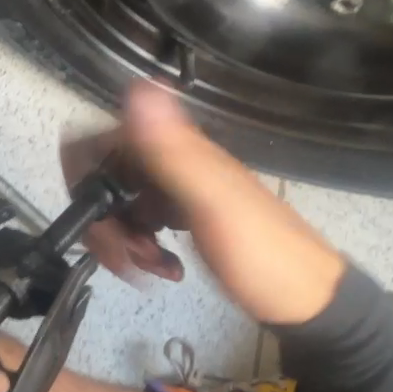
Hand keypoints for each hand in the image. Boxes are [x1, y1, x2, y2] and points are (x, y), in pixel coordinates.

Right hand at [63, 83, 347, 324]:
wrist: (310, 305)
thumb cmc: (263, 256)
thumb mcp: (213, 203)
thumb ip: (172, 148)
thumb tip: (139, 86)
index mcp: (172, 147)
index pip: (96, 139)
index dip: (82, 176)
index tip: (95, 216)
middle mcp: (170, 159)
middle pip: (101, 174)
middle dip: (104, 218)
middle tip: (128, 255)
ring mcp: (175, 188)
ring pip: (117, 202)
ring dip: (120, 238)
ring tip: (149, 266)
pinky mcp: (182, 216)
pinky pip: (140, 222)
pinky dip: (141, 248)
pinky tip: (166, 268)